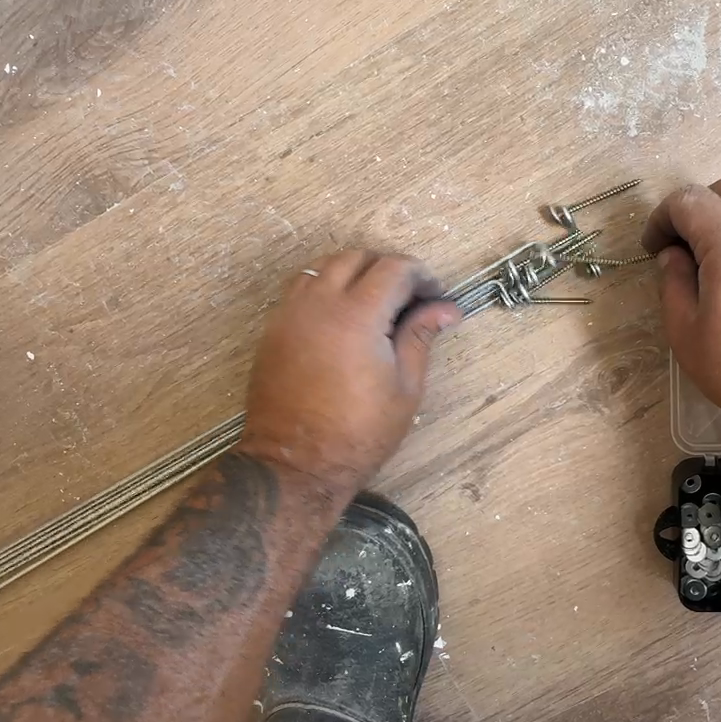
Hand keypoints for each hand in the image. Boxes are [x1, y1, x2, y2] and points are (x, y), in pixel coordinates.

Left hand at [236, 251, 462, 499]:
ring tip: (378, 303)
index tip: (437, 297)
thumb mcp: (405, 387)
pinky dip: (328, 287)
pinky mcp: (274, 328)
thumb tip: (446, 309)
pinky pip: (303, 288)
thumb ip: (421, 336)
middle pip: (357, 257)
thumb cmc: (358, 432)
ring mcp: (290, 313)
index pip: (394, 268)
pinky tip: (345, 317)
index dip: (422, 276)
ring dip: (356, 272)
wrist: (296, 463)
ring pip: (325, 266)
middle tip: (412, 298)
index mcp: (357, 316)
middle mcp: (319, 303)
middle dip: (389, 268)